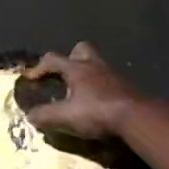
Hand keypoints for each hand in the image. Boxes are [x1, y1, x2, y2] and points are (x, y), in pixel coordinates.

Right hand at [21, 42, 141, 138]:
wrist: (139, 118)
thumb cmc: (97, 112)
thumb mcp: (65, 117)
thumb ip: (44, 115)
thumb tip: (30, 115)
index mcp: (77, 69)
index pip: (52, 59)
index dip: (38, 67)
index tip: (30, 79)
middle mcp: (95, 66)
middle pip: (81, 49)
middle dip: (70, 58)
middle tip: (63, 74)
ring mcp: (114, 75)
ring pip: (96, 65)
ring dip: (86, 74)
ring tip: (78, 91)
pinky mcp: (127, 88)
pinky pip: (108, 80)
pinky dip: (99, 87)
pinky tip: (95, 102)